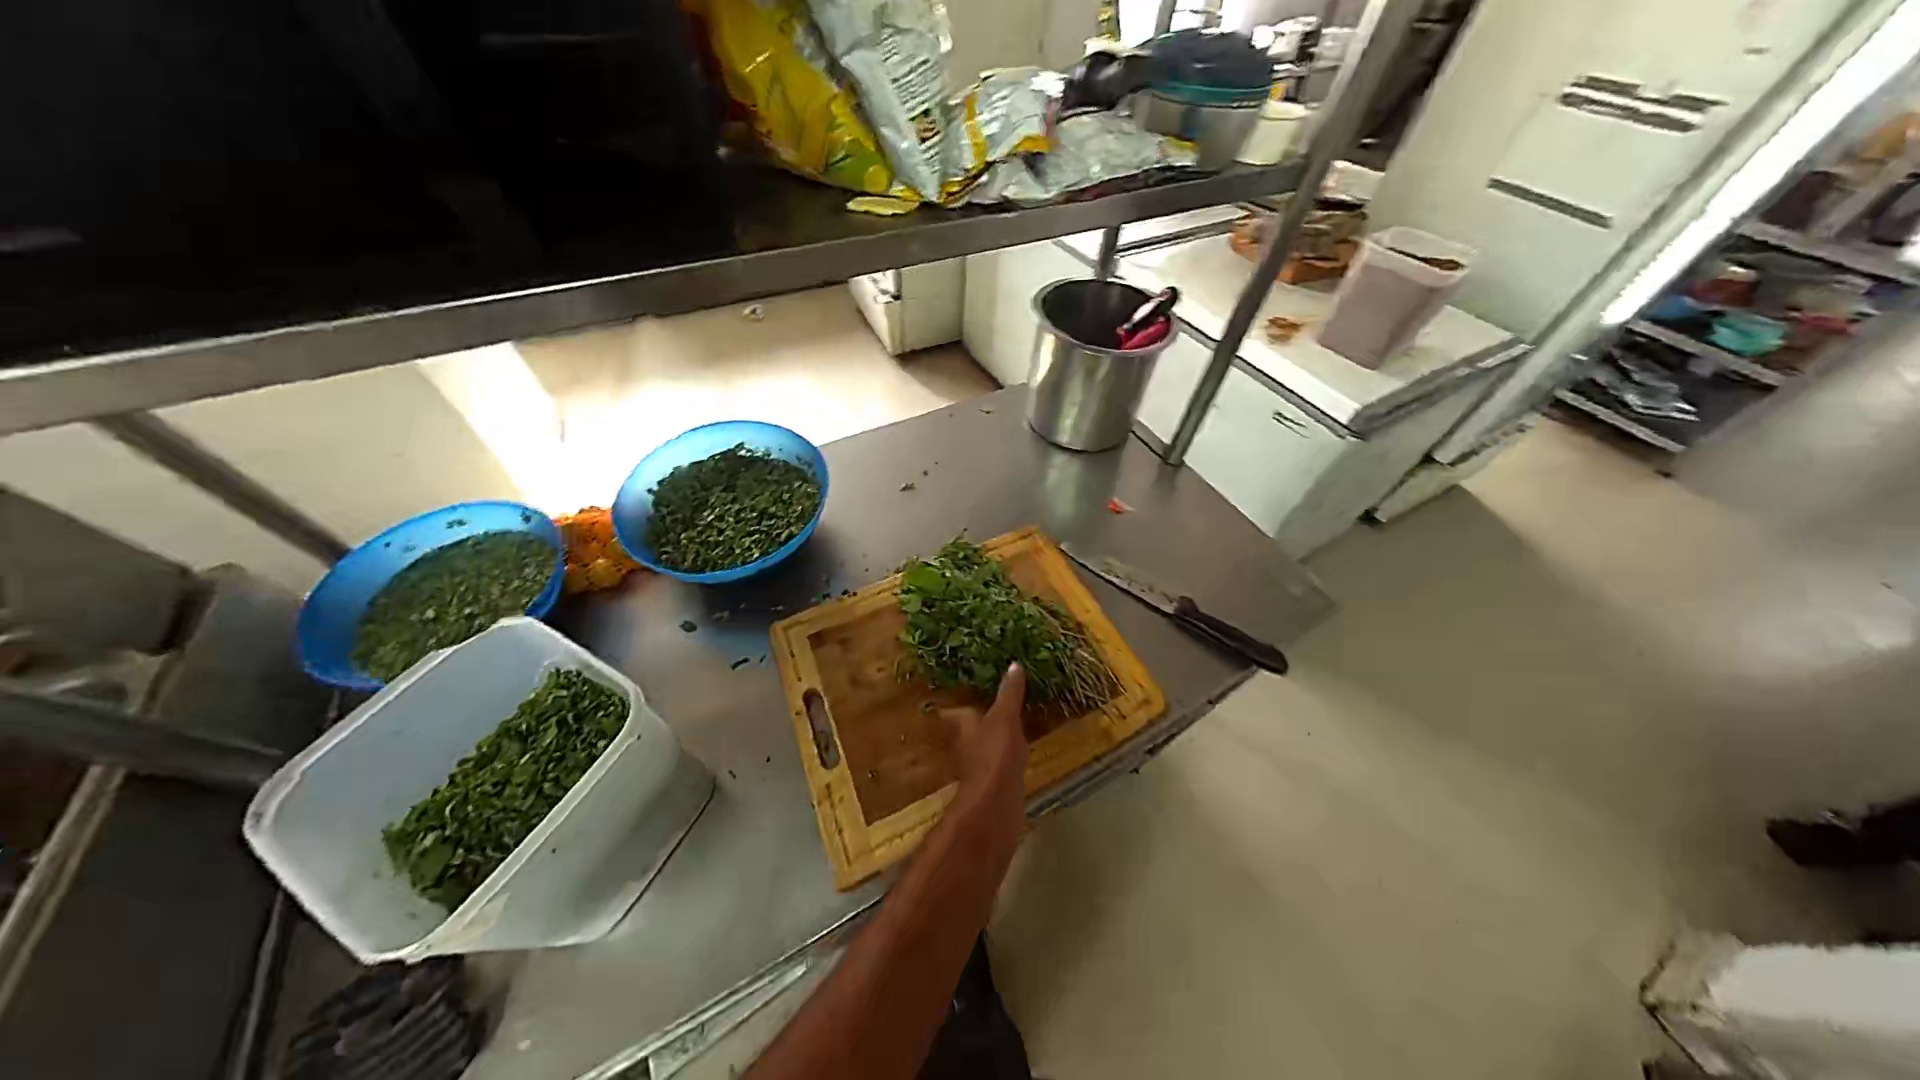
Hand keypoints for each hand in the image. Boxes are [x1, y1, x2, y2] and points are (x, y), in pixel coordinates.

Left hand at [942, 663, 1028, 806]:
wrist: (997, 803)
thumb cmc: (995, 753)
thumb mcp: (1005, 716)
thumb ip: (1010, 693)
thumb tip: (1014, 664)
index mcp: (963, 723)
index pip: (954, 708)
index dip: (957, 700)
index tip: (964, 689)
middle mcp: (964, 743)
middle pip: (967, 728)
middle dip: (977, 718)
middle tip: (990, 704)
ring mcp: (976, 764)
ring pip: (981, 744)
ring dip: (990, 736)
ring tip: (1007, 725)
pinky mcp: (992, 782)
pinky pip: (997, 760)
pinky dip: (1003, 754)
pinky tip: (1016, 752)